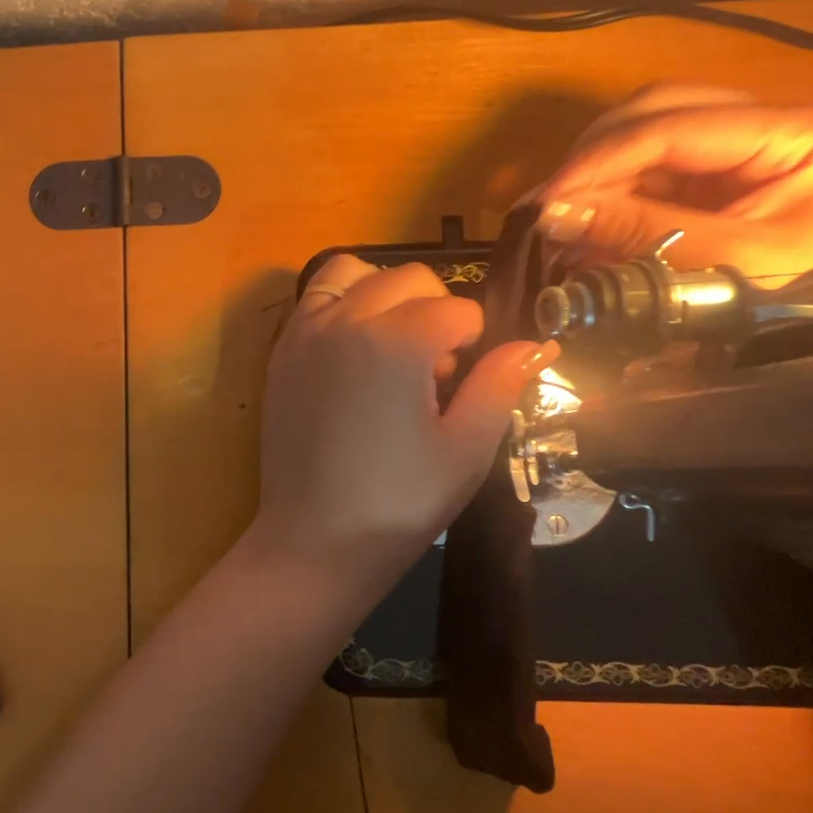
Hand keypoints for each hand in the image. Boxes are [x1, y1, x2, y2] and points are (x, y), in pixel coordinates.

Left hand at [252, 256, 558, 589]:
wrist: (313, 539)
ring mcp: (302, 335)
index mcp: (395, 340)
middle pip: (406, 278)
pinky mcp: (278, 356)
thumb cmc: (399, 502)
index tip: (464, 383)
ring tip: (393, 347)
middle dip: (434, 309)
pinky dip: (340, 308)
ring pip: (350, 273)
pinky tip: (354, 358)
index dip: (475, 342)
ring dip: (382, 294)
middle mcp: (343, 321)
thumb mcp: (466, 449)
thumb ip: (500, 384)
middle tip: (435, 369)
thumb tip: (534, 344)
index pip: (457, 309)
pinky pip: (312, 302)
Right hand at [534, 83, 812, 280]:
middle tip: (550, 207)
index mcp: (797, 131)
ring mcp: (741, 153)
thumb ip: (641, 231)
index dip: (600, 160)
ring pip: (645, 138)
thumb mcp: (730, 263)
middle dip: (595, 157)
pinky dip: (611, 199)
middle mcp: (768, 126)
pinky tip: (586, 230)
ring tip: (564, 223)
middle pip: (657, 112)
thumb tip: (554, 214)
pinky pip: (648, 176)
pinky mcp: (718, 185)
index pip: (673, 125)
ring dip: (598, 177)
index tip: (547, 201)